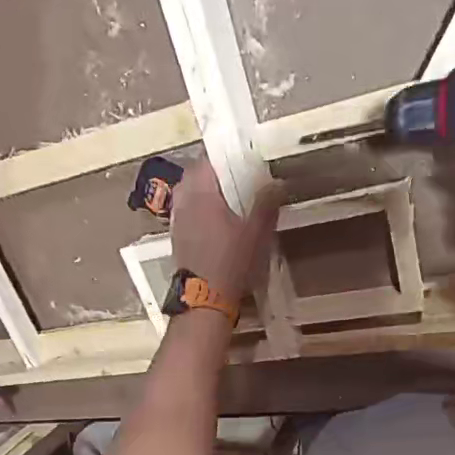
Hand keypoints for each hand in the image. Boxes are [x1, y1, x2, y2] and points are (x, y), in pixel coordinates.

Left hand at [168, 162, 281, 298]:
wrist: (205, 298)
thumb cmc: (232, 261)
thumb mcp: (257, 232)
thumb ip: (266, 204)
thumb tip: (277, 183)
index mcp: (202, 194)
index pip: (207, 161)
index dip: (224, 156)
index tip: (243, 157)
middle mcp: (184, 201)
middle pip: (195, 175)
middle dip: (215, 173)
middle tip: (239, 176)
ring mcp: (177, 219)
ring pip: (189, 192)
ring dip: (207, 190)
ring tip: (230, 197)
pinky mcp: (177, 235)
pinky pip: (188, 209)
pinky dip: (201, 207)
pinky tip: (218, 219)